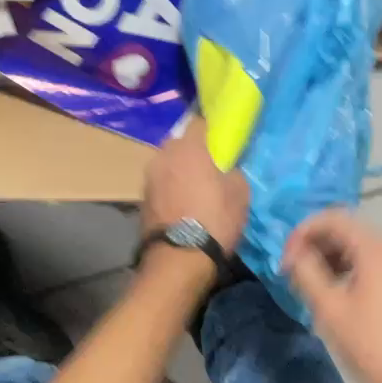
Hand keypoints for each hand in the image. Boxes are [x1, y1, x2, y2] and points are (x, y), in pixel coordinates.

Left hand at [143, 118, 250, 250]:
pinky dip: (169, 189)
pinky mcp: (141, 199)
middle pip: (179, 143)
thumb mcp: (240, 193)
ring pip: (167, 164)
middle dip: (191, 151)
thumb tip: (226, 170)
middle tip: (208, 166)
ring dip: (178, 171)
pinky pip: (160, 184)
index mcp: (189, 148)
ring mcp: (149, 178)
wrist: (178, 259)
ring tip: (192, 188)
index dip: (211, 130)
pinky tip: (180, 204)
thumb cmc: (214, 220)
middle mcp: (164, 156)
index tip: (221, 141)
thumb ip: (233, 172)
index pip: (199, 123)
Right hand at [283, 210, 381, 382]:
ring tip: (309, 282)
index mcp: (375, 249)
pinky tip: (334, 294)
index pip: (334, 219)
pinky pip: (371, 264)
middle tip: (292, 269)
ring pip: (359, 248)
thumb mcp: (330, 309)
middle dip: (316, 244)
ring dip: (330, 257)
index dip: (303, 231)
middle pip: (347, 230)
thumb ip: (307, 273)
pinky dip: (348, 269)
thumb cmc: (373, 345)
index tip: (285, 257)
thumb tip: (293, 254)